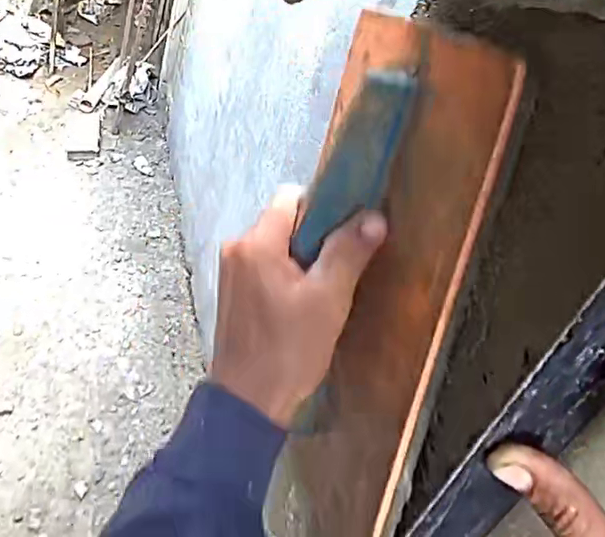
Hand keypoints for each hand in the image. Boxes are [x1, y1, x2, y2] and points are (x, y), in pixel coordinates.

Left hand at [210, 184, 388, 427]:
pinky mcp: (231, 293)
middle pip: (285, 219)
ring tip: (321, 290)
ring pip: (277, 244)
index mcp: (257, 242)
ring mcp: (230, 271)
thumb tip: (374, 215)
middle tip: (337, 267)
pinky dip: (285, 274)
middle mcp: (237, 247)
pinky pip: (265, 265)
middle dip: (314, 236)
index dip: (322, 207)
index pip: (292, 196)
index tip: (344, 233)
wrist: (246, 408)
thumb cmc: (288, 349)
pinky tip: (300, 304)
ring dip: (301, 257)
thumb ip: (349, 251)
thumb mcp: (328, 298)